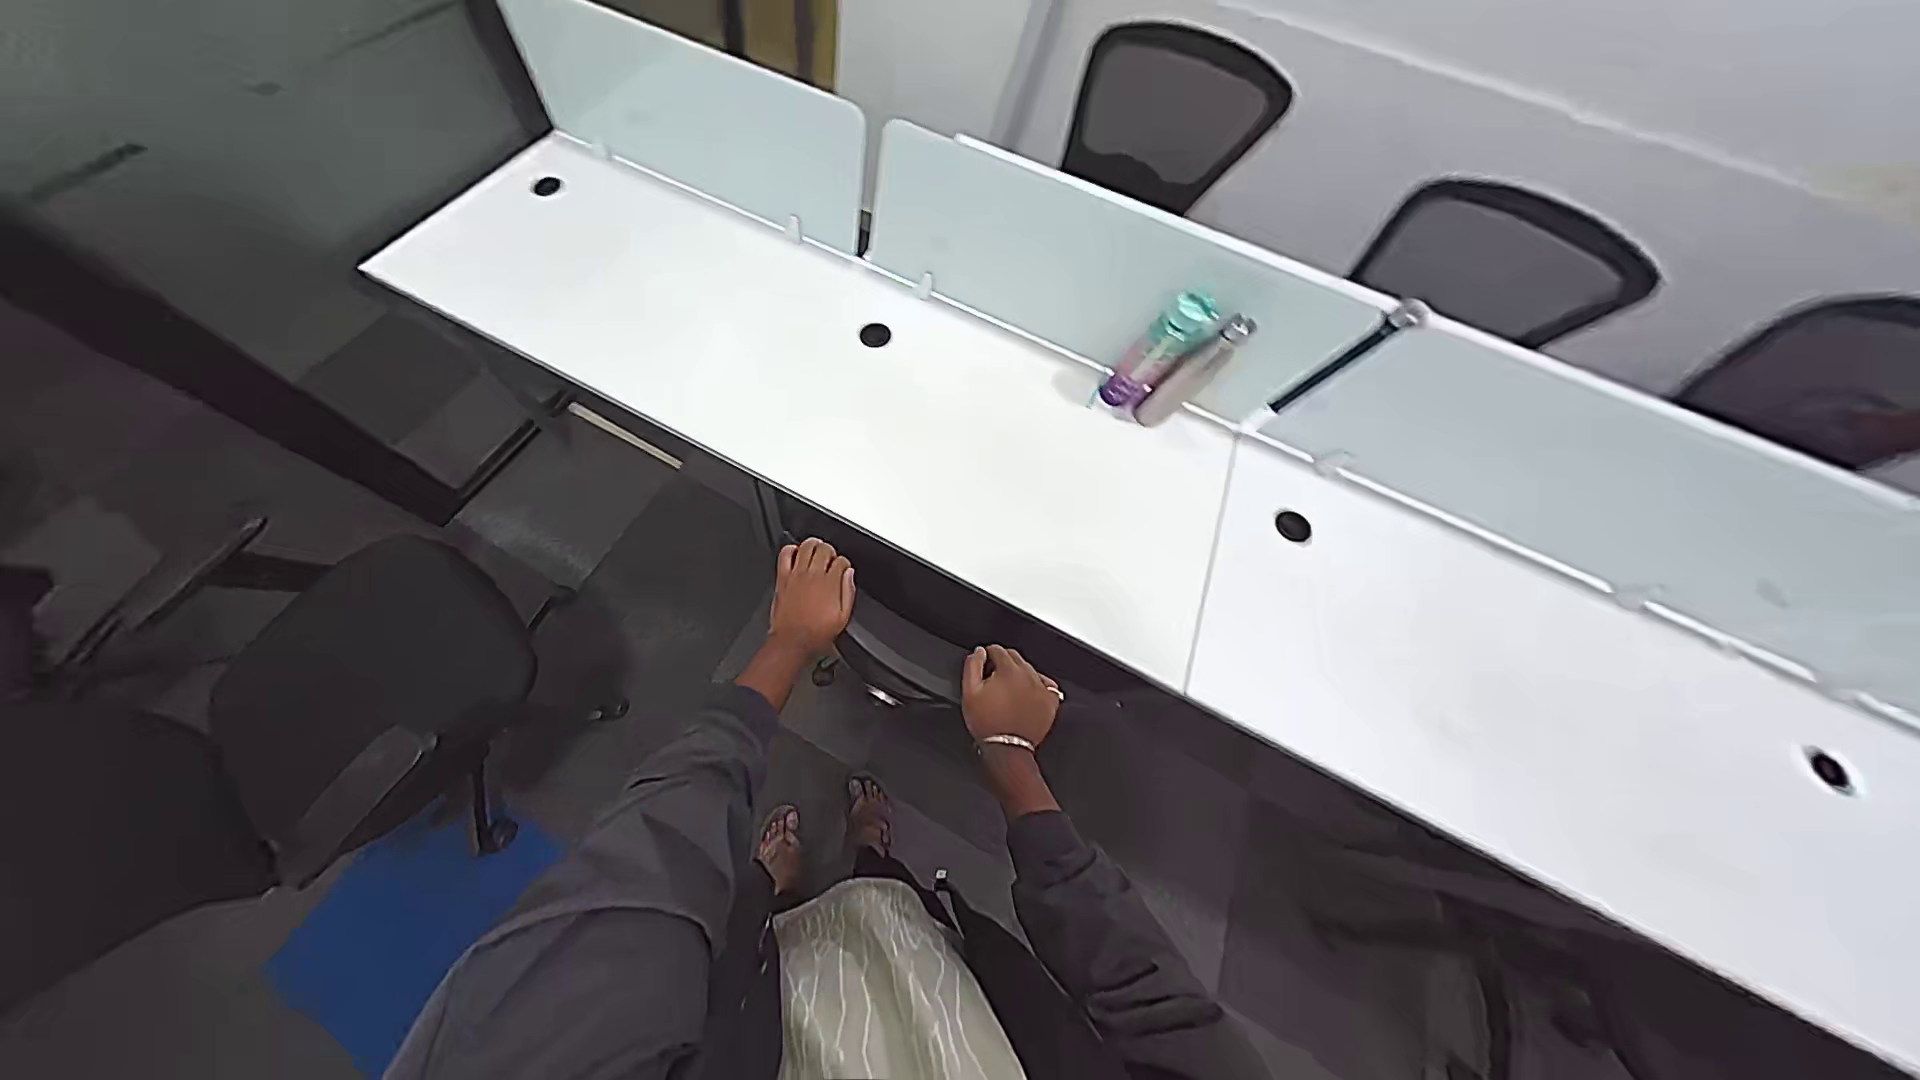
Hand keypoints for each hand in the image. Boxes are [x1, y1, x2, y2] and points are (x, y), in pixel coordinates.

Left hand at [768, 538, 853, 656]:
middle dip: (830, 551)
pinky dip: (790, 549)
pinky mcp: (783, 578)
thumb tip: (849, 575)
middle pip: (825, 549)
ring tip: (816, 549)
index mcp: (831, 584)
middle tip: (830, 558)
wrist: (793, 641)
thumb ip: (848, 592)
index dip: (844, 563)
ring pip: (806, 546)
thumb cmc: (817, 632)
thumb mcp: (843, 617)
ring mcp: (797, 575)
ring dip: (813, 545)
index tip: (842, 569)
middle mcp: (814, 575)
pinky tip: (796, 553)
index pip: (841, 561)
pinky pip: (785, 554)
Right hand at [961, 645, 1059, 745]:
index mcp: (1008, 670)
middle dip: (1003, 662)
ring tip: (1008, 690)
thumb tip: (979, 652)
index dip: (988, 656)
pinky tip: (1028, 693)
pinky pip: (1047, 684)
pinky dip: (1038, 685)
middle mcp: (1028, 675)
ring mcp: (1041, 688)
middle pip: (1015, 657)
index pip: (998, 650)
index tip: (984, 664)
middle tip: (994, 678)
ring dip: (1019, 673)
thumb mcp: (970, 692)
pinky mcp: (1050, 701)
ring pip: (1030, 670)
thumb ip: (973, 666)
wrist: (1006, 749)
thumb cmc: (987, 723)